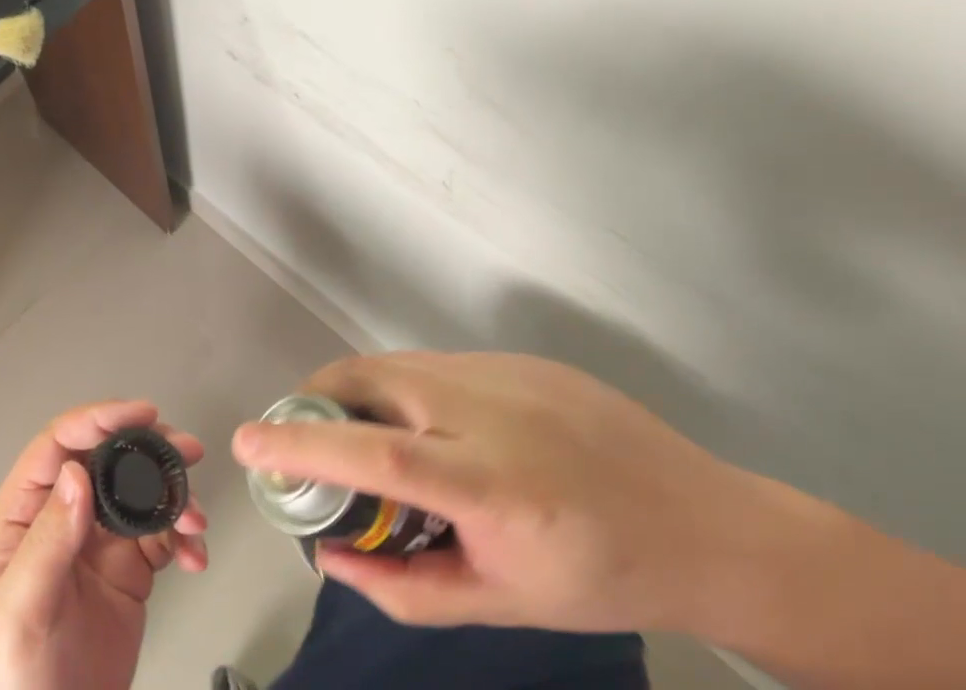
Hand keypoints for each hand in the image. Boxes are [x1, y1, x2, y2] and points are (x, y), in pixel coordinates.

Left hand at [0, 401, 207, 689]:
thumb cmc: (13, 664)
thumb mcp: (20, 604)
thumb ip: (48, 539)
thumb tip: (77, 472)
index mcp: (24, 510)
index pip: (58, 446)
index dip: (98, 420)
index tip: (143, 413)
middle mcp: (62, 514)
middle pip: (106, 460)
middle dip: (147, 449)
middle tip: (189, 452)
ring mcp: (98, 542)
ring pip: (140, 494)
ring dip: (173, 495)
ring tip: (198, 520)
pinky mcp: (129, 572)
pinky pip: (161, 537)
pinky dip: (184, 538)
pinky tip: (196, 558)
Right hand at [231, 352, 766, 633]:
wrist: (715, 531)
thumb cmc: (603, 579)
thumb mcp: (501, 606)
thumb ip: (402, 587)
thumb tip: (328, 555)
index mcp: (497, 488)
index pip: (378, 453)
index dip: (304, 444)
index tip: (249, 444)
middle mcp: (498, 415)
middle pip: (372, 380)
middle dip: (315, 399)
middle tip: (299, 433)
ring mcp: (512, 375)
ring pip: (397, 365)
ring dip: (357, 392)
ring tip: (363, 434)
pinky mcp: (523, 359)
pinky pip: (434, 364)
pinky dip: (404, 390)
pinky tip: (432, 429)